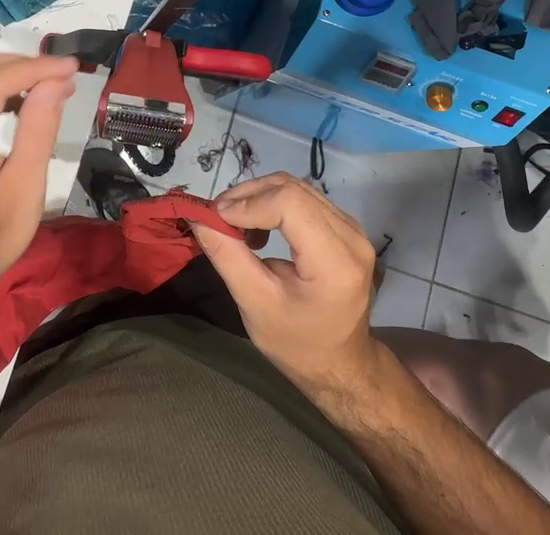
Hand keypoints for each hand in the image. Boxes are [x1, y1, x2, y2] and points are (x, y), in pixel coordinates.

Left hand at [0, 53, 77, 301]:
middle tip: (68, 76)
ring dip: (17, 74)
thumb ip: (38, 130)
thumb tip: (55, 82)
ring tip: (57, 86)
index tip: (74, 68)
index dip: (36, 68)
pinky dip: (6, 88)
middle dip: (27, 65)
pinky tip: (33, 101)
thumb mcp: (25, 186)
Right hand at [192, 173, 381, 393]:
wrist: (338, 363)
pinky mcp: (345, 227)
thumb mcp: (254, 304)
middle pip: (292, 189)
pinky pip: (303, 198)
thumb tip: (197, 216)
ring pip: (296, 187)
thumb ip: (226, 256)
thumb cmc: (296, 342)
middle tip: (217, 219)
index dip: (249, 203)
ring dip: (258, 197)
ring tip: (235, 225)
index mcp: (335, 262)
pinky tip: (259, 230)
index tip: (217, 219)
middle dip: (248, 196)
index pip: (290, 204)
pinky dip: (272, 204)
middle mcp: (352, 237)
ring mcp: (352, 229)